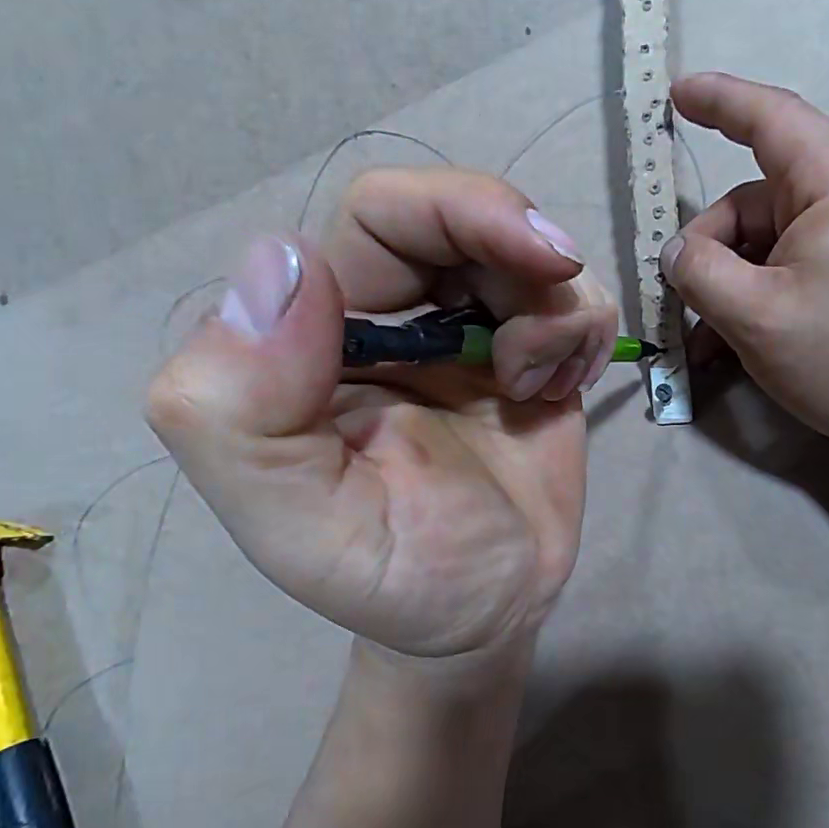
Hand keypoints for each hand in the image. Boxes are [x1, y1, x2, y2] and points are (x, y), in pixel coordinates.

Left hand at [147, 167, 616, 657]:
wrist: (488, 613)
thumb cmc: (393, 579)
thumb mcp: (299, 524)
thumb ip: (244, 408)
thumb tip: (281, 261)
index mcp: (316, 341)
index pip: (375, 221)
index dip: (449, 214)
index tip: (529, 264)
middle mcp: (387, 320)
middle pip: (454, 214)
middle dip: (513, 232)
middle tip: (559, 269)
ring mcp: (464, 334)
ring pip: (524, 252)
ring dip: (554, 306)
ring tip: (539, 388)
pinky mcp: (529, 354)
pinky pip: (573, 296)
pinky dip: (584, 328)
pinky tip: (560, 388)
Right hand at [664, 73, 828, 469]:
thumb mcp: (752, 316)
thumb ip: (698, 270)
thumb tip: (677, 251)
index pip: (773, 119)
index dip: (719, 101)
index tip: (676, 94)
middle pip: (760, 200)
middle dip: (713, 249)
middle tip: (684, 306)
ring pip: (775, 242)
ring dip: (732, 285)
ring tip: (708, 343)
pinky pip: (800, 267)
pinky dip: (763, 296)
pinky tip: (738, 343)